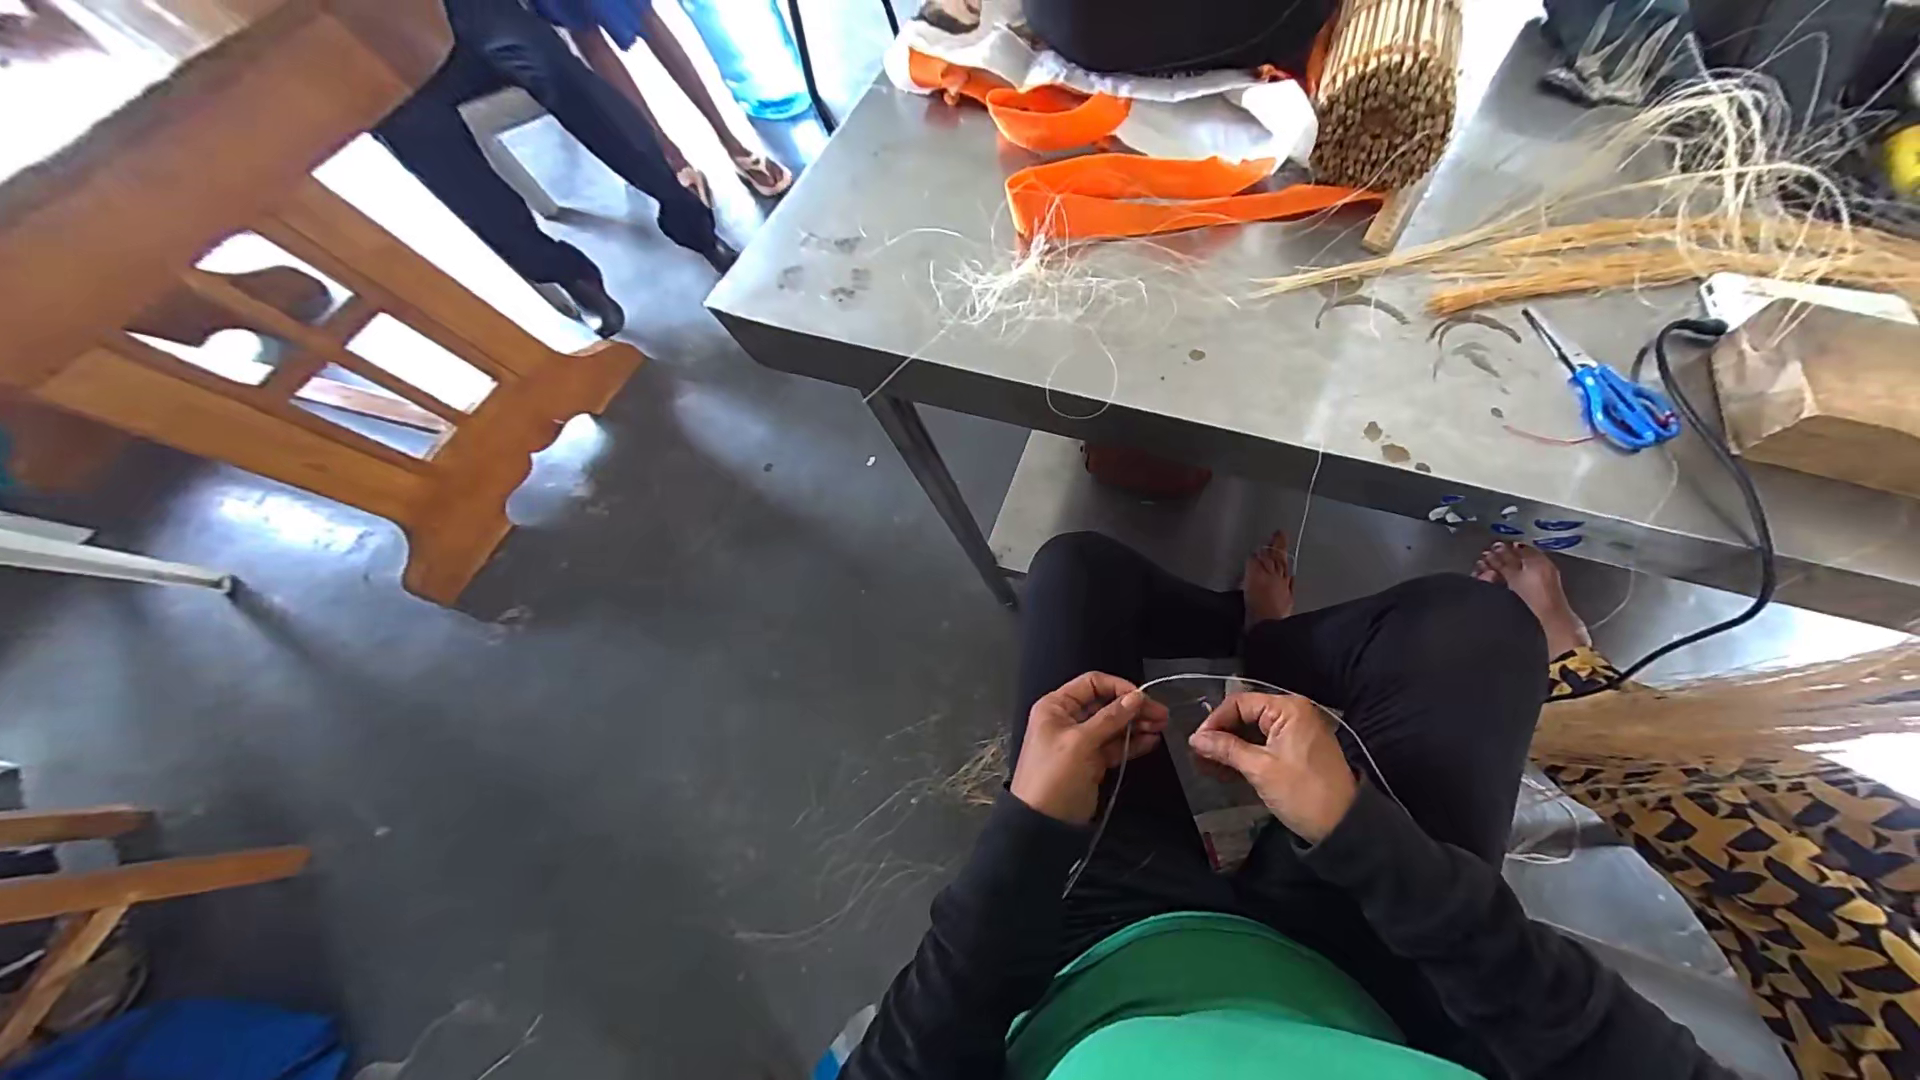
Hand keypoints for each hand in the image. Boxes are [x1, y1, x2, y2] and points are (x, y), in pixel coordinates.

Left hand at [1010, 673, 1168, 823]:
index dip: (1117, 687)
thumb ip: (1110, 718)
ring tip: (1160, 726)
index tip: (1142, 696)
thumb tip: (1136, 697)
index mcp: (1056, 706)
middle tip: (1161, 714)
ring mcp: (1081, 740)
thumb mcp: (1080, 742)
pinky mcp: (1092, 761)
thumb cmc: (1054, 775)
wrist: (1044, 823)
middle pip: (1106, 704)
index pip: (1091, 684)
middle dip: (1132, 707)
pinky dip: (1132, 742)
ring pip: (1113, 725)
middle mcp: (1068, 719)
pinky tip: (1151, 740)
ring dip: (1136, 724)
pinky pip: (1115, 745)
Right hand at [1187, 692, 1357, 842]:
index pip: (1239, 703)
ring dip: (1229, 748)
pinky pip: (1263, 744)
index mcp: (1288, 709)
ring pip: (1251, 732)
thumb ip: (1225, 748)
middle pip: (1244, 716)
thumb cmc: (1304, 793)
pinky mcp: (1297, 750)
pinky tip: (1226, 770)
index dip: (1215, 721)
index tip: (1198, 742)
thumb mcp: (1260, 769)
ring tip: (1208, 766)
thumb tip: (1196, 739)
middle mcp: (1293, 713)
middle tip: (1199, 755)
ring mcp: (1296, 732)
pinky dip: (1245, 755)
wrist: (1347, 829)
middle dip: (1220, 736)